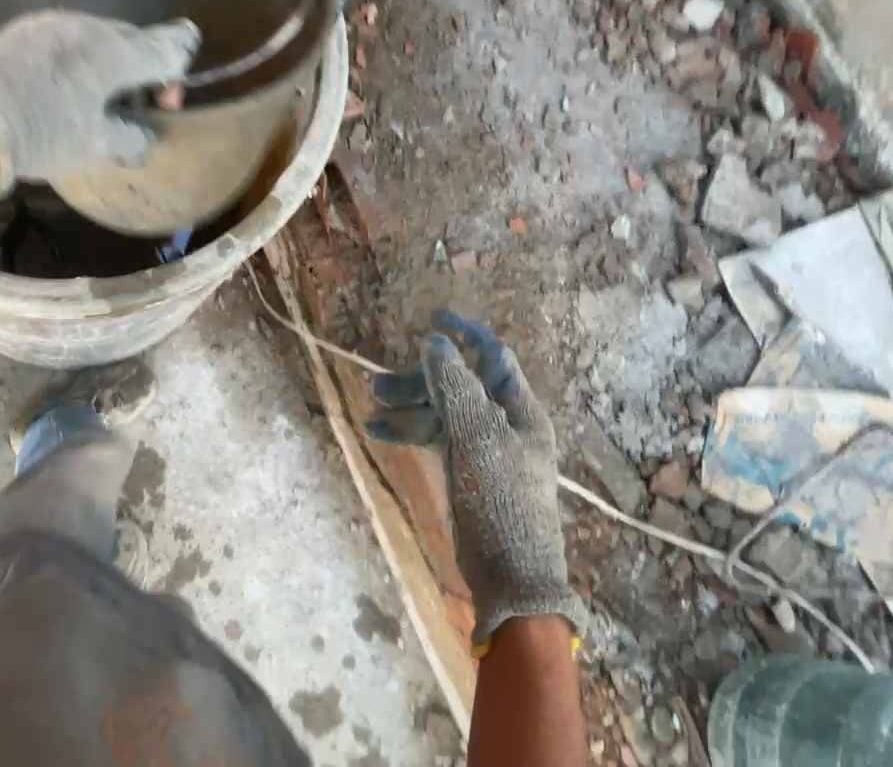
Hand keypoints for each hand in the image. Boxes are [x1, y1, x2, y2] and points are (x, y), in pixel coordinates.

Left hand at [0, 11, 199, 199]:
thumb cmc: (44, 133)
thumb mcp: (96, 145)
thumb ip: (132, 137)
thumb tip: (142, 137)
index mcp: (114, 51)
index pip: (166, 47)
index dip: (175, 71)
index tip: (166, 99)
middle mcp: (87, 27)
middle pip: (131, 41)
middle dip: (141, 70)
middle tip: (135, 106)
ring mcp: (53, 24)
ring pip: (97, 39)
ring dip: (108, 64)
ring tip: (98, 98)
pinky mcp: (24, 31)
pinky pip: (67, 41)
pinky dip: (78, 61)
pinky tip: (66, 87)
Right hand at [367, 311, 578, 643]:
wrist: (510, 574)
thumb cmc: (499, 502)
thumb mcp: (477, 440)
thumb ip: (456, 389)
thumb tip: (437, 343)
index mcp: (518, 409)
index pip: (492, 356)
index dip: (463, 333)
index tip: (430, 317)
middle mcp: (504, 422)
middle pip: (459, 384)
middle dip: (420, 379)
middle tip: (380, 386)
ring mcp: (485, 447)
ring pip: (442, 411)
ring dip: (410, 406)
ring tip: (373, 410)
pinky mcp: (468, 470)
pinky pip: (437, 437)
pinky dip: (412, 432)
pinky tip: (381, 433)